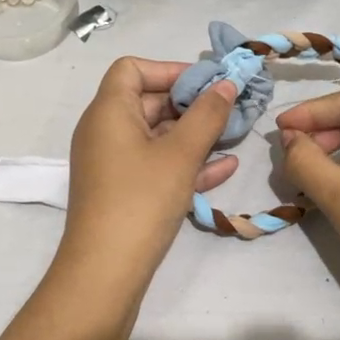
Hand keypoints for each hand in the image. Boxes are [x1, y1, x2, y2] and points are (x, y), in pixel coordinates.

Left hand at [63, 58, 238, 278]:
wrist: (105, 271)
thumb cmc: (141, 200)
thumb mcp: (180, 154)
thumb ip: (207, 115)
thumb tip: (226, 84)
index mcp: (108, 111)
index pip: (132, 68)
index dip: (170, 69)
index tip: (208, 83)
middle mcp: (104, 131)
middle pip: (148, 101)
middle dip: (191, 103)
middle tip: (232, 109)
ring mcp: (112, 164)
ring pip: (156, 136)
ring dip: (194, 134)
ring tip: (235, 136)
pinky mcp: (122, 192)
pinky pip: (155, 165)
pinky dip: (185, 162)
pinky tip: (225, 168)